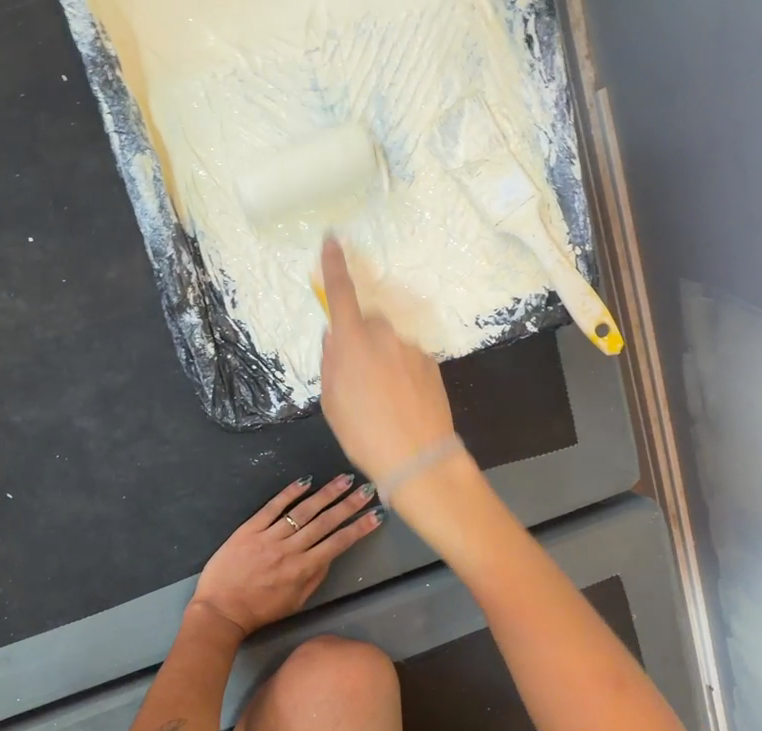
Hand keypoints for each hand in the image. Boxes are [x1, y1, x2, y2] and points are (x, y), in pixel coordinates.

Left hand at [189, 474, 381, 635]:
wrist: (221, 610)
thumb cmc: (259, 611)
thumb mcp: (295, 602)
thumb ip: (314, 577)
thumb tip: (329, 555)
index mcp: (303, 569)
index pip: (338, 543)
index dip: (359, 527)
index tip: (376, 514)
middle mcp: (290, 550)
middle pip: (325, 522)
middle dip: (349, 504)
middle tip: (367, 489)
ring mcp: (269, 537)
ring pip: (303, 511)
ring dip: (326, 494)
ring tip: (344, 480)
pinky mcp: (249, 529)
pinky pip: (272, 508)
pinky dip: (290, 494)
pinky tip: (305, 482)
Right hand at [318, 238, 456, 480]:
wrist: (417, 458)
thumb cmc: (363, 434)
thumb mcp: (331, 403)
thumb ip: (331, 363)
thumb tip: (334, 338)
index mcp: (352, 342)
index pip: (340, 293)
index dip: (334, 265)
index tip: (332, 240)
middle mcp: (383, 336)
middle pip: (366, 325)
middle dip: (359, 343)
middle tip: (356, 383)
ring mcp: (410, 348)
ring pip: (388, 345)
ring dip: (382, 363)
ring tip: (382, 403)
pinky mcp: (430, 363)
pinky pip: (407, 360)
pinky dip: (401, 375)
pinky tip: (402, 404)